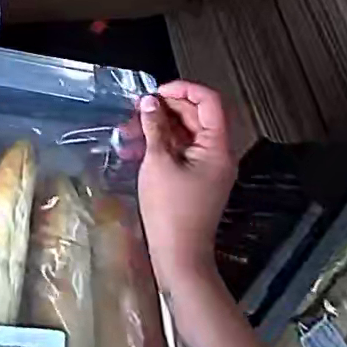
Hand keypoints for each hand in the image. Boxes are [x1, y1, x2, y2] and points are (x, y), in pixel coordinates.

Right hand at [135, 80, 236, 285]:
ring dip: (158, 125)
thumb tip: (150, 102)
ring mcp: (207, 166)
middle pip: (196, 115)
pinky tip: (134, 146)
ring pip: (184, 132)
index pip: (209, 101)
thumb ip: (155, 127)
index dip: (183, 89)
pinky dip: (160, 143)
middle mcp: (218, 153)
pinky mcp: (196, 178)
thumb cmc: (170, 209)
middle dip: (165, 107)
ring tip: (129, 128)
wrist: (179, 257)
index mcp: (217, 147)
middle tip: (137, 107)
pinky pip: (180, 149)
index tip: (157, 92)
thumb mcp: (158, 162)